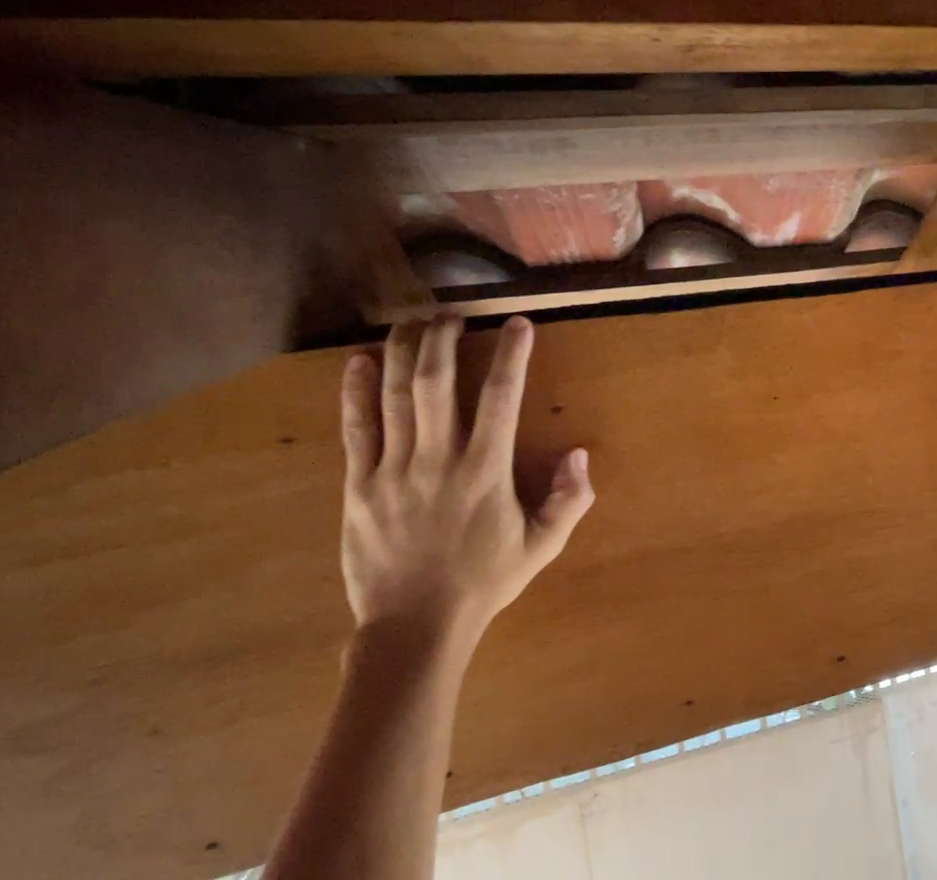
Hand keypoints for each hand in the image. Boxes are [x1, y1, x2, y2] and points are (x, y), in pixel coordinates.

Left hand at [339, 314, 594, 637]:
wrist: (415, 625)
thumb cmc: (486, 581)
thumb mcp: (542, 546)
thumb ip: (569, 500)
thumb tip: (580, 454)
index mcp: (485, 472)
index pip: (500, 399)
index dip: (510, 356)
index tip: (517, 323)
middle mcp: (437, 460)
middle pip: (435, 384)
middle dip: (444, 339)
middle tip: (452, 311)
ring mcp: (392, 470)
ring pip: (393, 398)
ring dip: (402, 352)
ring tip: (412, 322)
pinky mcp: (359, 486)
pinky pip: (355, 429)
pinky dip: (355, 392)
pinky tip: (358, 361)